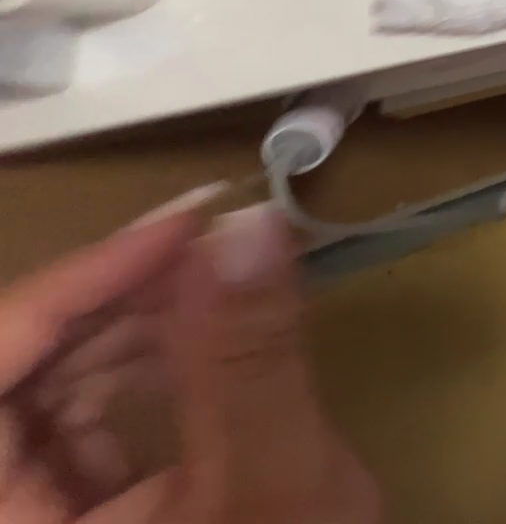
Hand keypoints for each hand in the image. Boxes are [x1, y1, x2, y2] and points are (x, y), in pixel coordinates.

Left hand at [0, 197, 379, 522]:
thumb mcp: (270, 481)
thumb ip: (250, 358)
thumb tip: (252, 227)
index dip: (73, 284)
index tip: (192, 219)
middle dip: (106, 298)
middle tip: (216, 246)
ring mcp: (7, 514)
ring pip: (21, 392)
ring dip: (118, 325)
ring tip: (215, 283)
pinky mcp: (39, 512)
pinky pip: (51, 420)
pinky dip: (124, 366)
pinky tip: (191, 339)